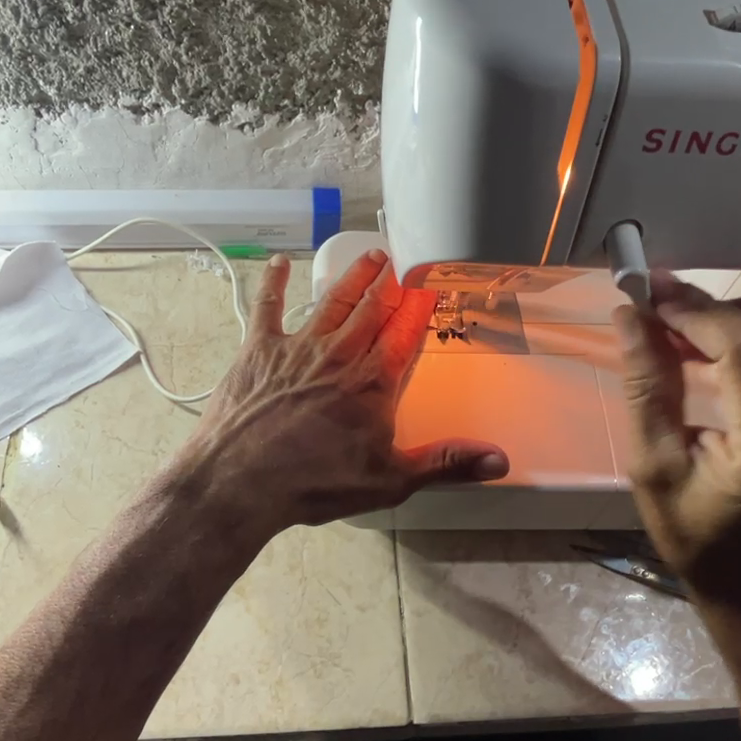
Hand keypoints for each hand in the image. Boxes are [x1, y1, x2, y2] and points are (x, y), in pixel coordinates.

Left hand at [177, 250, 507, 536]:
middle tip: (399, 261)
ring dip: (351, 278)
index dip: (418, 310)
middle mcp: (339, 356)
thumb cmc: (315, 484)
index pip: (404, 334)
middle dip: (388, 284)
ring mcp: (298, 348)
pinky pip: (268, 308)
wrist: (242, 481)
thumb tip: (498, 460)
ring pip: (332, 303)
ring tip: (368, 257)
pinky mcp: (259, 351)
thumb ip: (445, 464)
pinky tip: (278, 264)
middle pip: (371, 310)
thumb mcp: (390, 480)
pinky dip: (274, 284)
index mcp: (373, 383)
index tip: (428, 289)